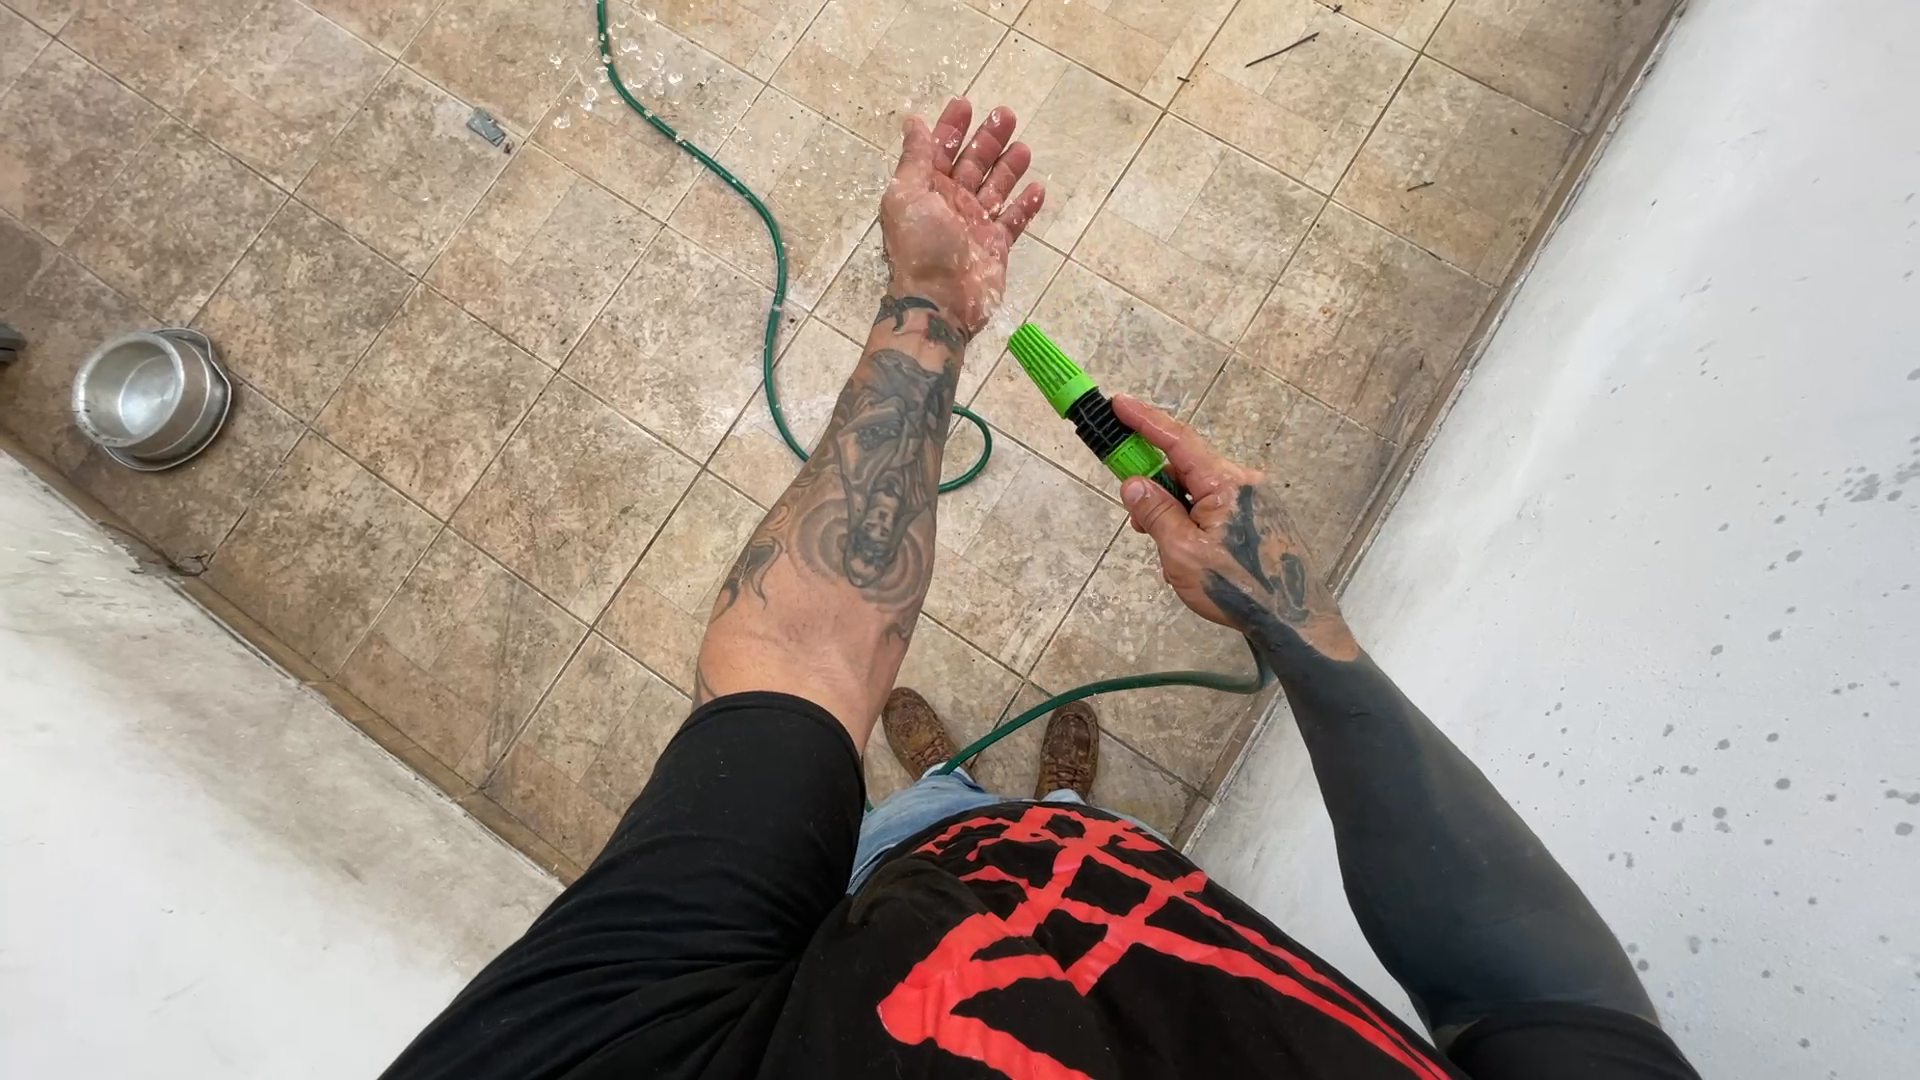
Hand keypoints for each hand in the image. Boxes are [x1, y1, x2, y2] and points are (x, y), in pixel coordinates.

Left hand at [882, 98, 1045, 335]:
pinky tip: (1037, 189)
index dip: (951, 128)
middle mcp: (951, 206)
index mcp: (926, 191)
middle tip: (1006, 115)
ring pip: (995, 189)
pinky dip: (1025, 206)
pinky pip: (1013, 222)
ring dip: (1008, 167)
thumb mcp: (906, 196)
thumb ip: (915, 160)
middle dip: (987, 140)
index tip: (966, 104)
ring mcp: (975, 227)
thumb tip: (914, 124)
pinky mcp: (996, 248)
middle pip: (972, 164)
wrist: (940, 302)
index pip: (939, 151)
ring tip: (1024, 147)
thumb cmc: (920, 248)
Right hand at [1113, 396, 1358, 660]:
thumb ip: (1156, 513)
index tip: (1119, 404)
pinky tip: (1189, 554)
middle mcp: (1243, 483)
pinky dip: (1193, 522)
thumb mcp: (1182, 552)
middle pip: (1187, 468)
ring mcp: (1255, 501)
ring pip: (1199, 493)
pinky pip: (1215, 509)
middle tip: (1135, 516)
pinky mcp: (1260, 520)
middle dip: (1155, 486)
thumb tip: (1133, 483)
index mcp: (1225, 483)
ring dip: (1174, 511)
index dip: (1145, 420)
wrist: (1294, 620)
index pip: (1178, 440)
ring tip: (1166, 551)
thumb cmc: (1238, 587)